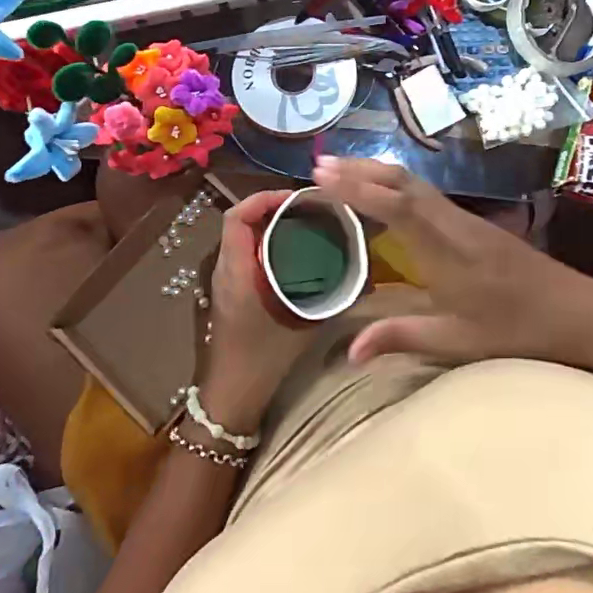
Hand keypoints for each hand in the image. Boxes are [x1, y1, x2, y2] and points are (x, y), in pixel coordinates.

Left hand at [198, 190, 314, 428]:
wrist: (233, 394)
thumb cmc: (264, 358)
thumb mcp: (306, 324)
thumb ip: (334, 297)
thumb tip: (368, 275)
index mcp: (237, 270)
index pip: (237, 216)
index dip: (263, 198)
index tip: (296, 198)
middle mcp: (225, 269)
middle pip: (240, 222)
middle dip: (271, 208)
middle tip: (308, 210)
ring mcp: (224, 281)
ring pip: (241, 238)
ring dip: (268, 226)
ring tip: (304, 226)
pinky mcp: (229, 293)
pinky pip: (244, 255)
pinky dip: (265, 245)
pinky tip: (292, 256)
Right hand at [312, 157, 592, 367]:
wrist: (578, 313)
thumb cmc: (518, 332)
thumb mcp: (459, 342)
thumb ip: (402, 338)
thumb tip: (349, 351)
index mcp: (448, 253)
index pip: (398, 208)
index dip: (359, 189)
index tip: (323, 177)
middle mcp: (455, 226)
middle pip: (405, 184)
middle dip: (361, 170)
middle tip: (321, 165)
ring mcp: (467, 221)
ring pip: (417, 185)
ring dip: (378, 173)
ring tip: (341, 169)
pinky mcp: (475, 224)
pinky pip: (427, 194)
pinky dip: (397, 185)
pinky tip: (383, 192)